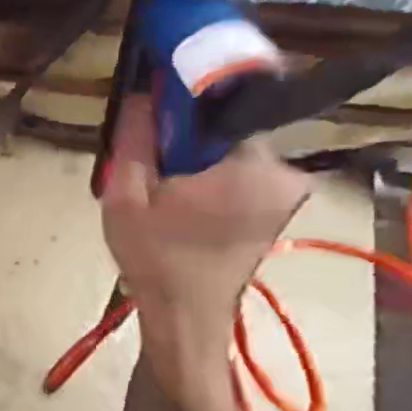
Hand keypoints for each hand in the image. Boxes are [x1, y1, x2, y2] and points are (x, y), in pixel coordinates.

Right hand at [100, 93, 311, 410]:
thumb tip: (145, 89)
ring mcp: (285, 188)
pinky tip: (179, 188)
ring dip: (196, 146)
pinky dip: (209, 165)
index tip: (155, 89)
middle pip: (227, 119)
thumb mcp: (126, 195)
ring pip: (230, 141)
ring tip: (160, 172)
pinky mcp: (276, 202)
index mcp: (250, 164)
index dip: (185, 89)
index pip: (224, 97)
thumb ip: (135, 135)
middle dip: (187, 125)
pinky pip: (239, 163)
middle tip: (149, 144)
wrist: (186, 322)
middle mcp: (282, 170)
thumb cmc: (156, 261)